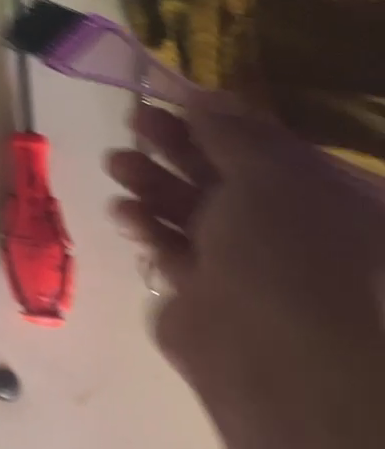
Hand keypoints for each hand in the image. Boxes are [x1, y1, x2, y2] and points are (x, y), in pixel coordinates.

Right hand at [109, 100, 384, 448]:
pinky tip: (123, 212)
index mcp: (332, 203)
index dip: (222, 123)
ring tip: (116, 164)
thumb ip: (233, 132)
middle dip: (177, 147)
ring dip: (151, 181)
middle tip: (133, 121)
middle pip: (226, 175)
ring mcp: (251, 264)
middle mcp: (297, 232)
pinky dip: (144, 224)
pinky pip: (170, 245)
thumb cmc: (290, 252)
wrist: (275, 354)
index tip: (173, 100)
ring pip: (191, 208)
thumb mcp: (269, 175)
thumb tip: (206, 95)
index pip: (272, 150)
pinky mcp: (206, 290)